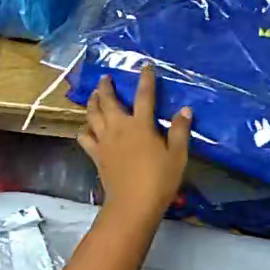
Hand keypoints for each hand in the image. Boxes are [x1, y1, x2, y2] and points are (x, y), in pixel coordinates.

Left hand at [78, 63, 191, 218]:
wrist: (132, 203)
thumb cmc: (159, 180)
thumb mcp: (177, 156)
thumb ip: (180, 131)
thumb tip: (185, 110)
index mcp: (141, 125)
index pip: (144, 96)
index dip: (146, 80)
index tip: (145, 66)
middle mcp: (119, 127)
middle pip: (109, 101)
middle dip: (106, 87)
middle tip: (105, 78)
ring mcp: (104, 140)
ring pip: (92, 114)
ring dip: (92, 102)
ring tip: (92, 95)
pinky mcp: (95, 153)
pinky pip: (84, 136)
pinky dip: (84, 129)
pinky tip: (86, 127)